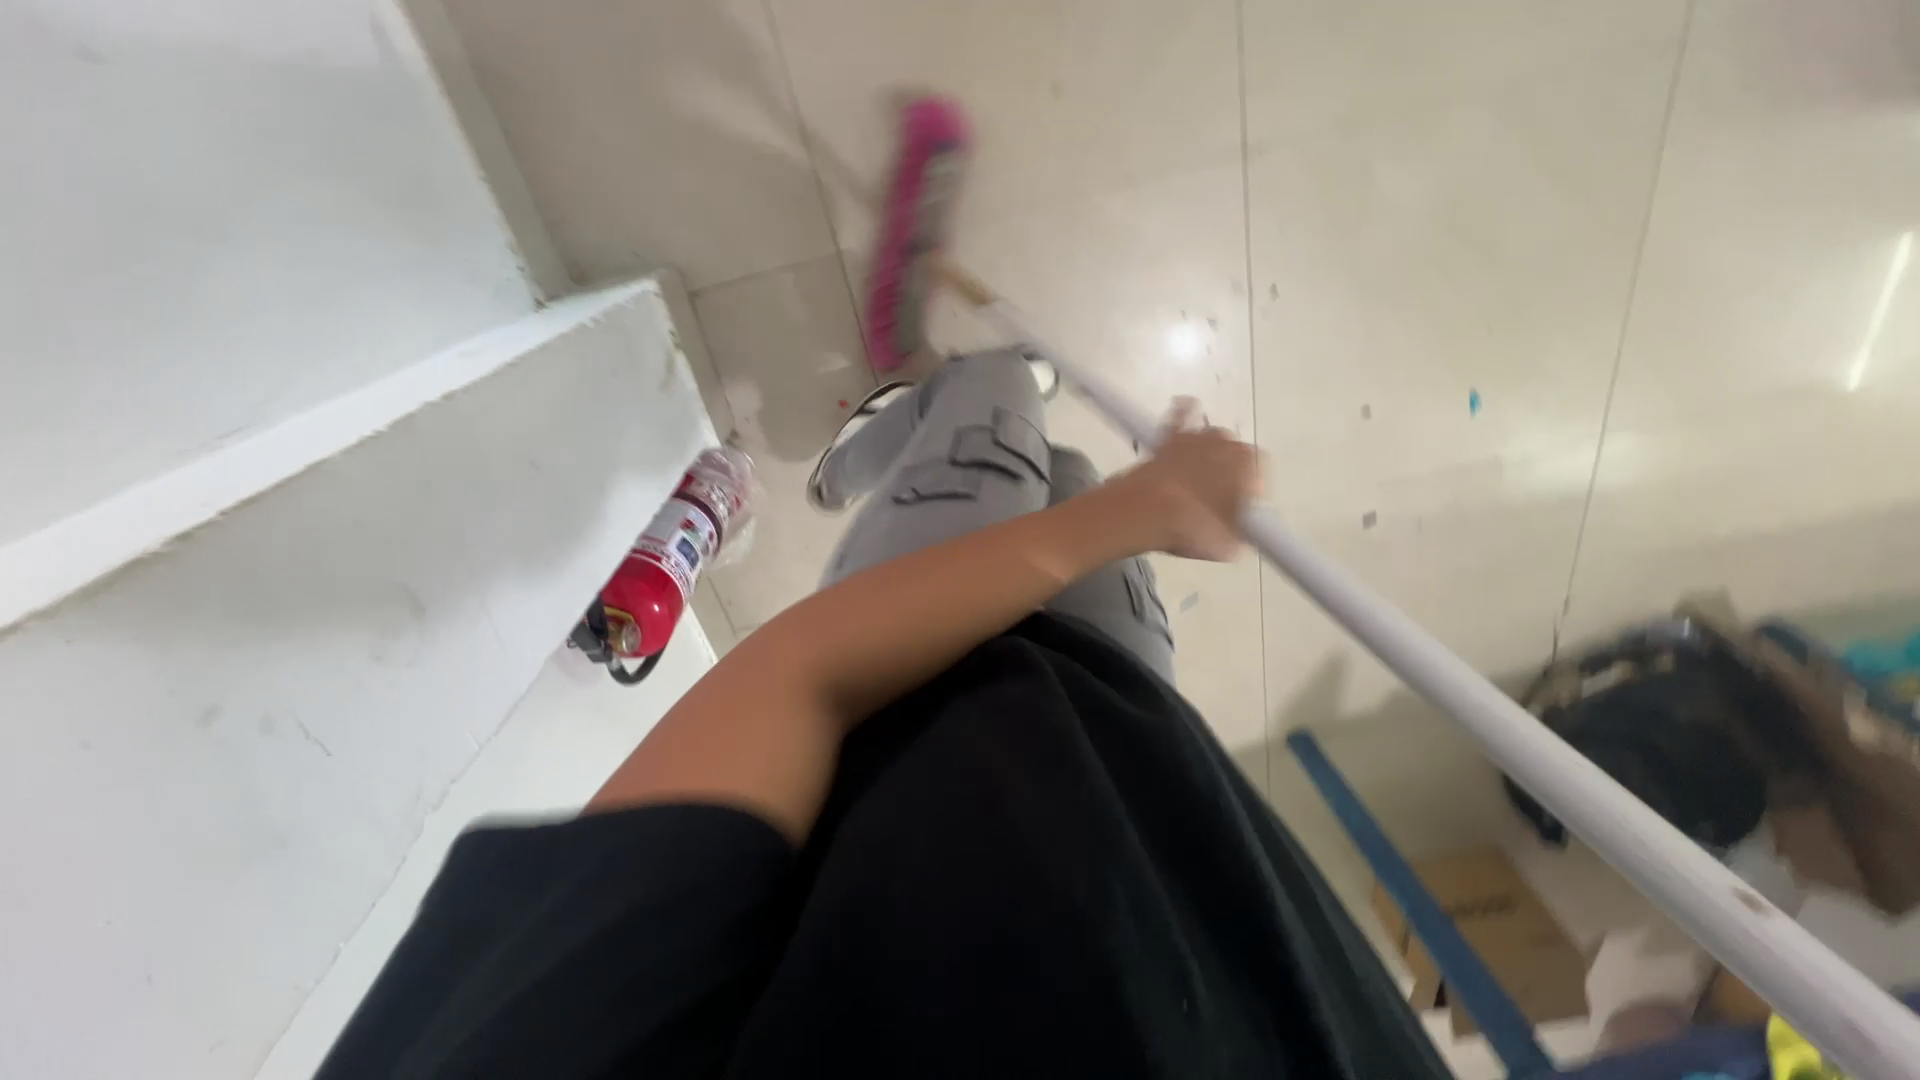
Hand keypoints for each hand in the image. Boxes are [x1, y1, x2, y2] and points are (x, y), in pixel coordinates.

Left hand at [1102, 399, 1261, 560]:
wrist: (1146, 510)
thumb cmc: (1193, 526)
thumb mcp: (1225, 543)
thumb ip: (1236, 535)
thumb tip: (1235, 538)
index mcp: (1249, 464)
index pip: (1260, 473)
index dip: (1251, 491)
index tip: (1240, 509)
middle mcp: (1227, 443)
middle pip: (1235, 454)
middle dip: (1229, 472)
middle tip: (1215, 498)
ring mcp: (1196, 435)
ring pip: (1211, 439)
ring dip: (1209, 452)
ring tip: (1198, 475)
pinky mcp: (1167, 435)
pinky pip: (1181, 415)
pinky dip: (1185, 412)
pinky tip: (1186, 406)